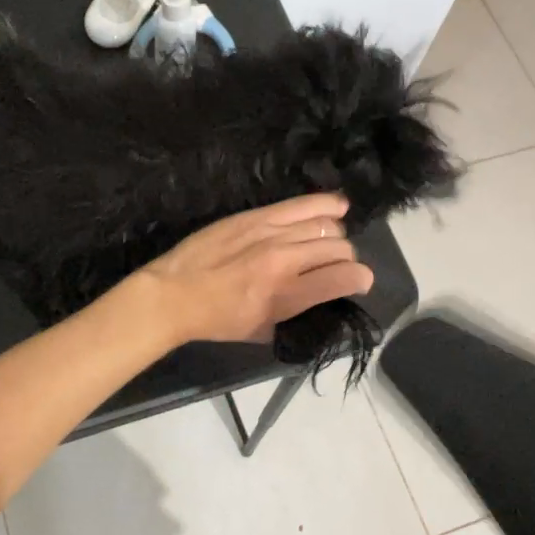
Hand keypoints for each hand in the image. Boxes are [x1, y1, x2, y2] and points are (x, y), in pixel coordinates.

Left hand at [133, 193, 374, 344]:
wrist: (174, 294)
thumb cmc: (218, 321)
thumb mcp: (263, 330)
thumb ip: (298, 312)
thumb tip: (323, 295)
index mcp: (287, 296)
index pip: (345, 278)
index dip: (361, 280)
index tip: (358, 282)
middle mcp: (285, 261)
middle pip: (340, 249)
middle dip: (346, 261)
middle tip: (335, 268)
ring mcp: (271, 233)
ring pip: (326, 225)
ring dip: (335, 237)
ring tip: (328, 244)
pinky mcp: (257, 215)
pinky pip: (303, 204)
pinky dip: (327, 205)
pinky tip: (337, 209)